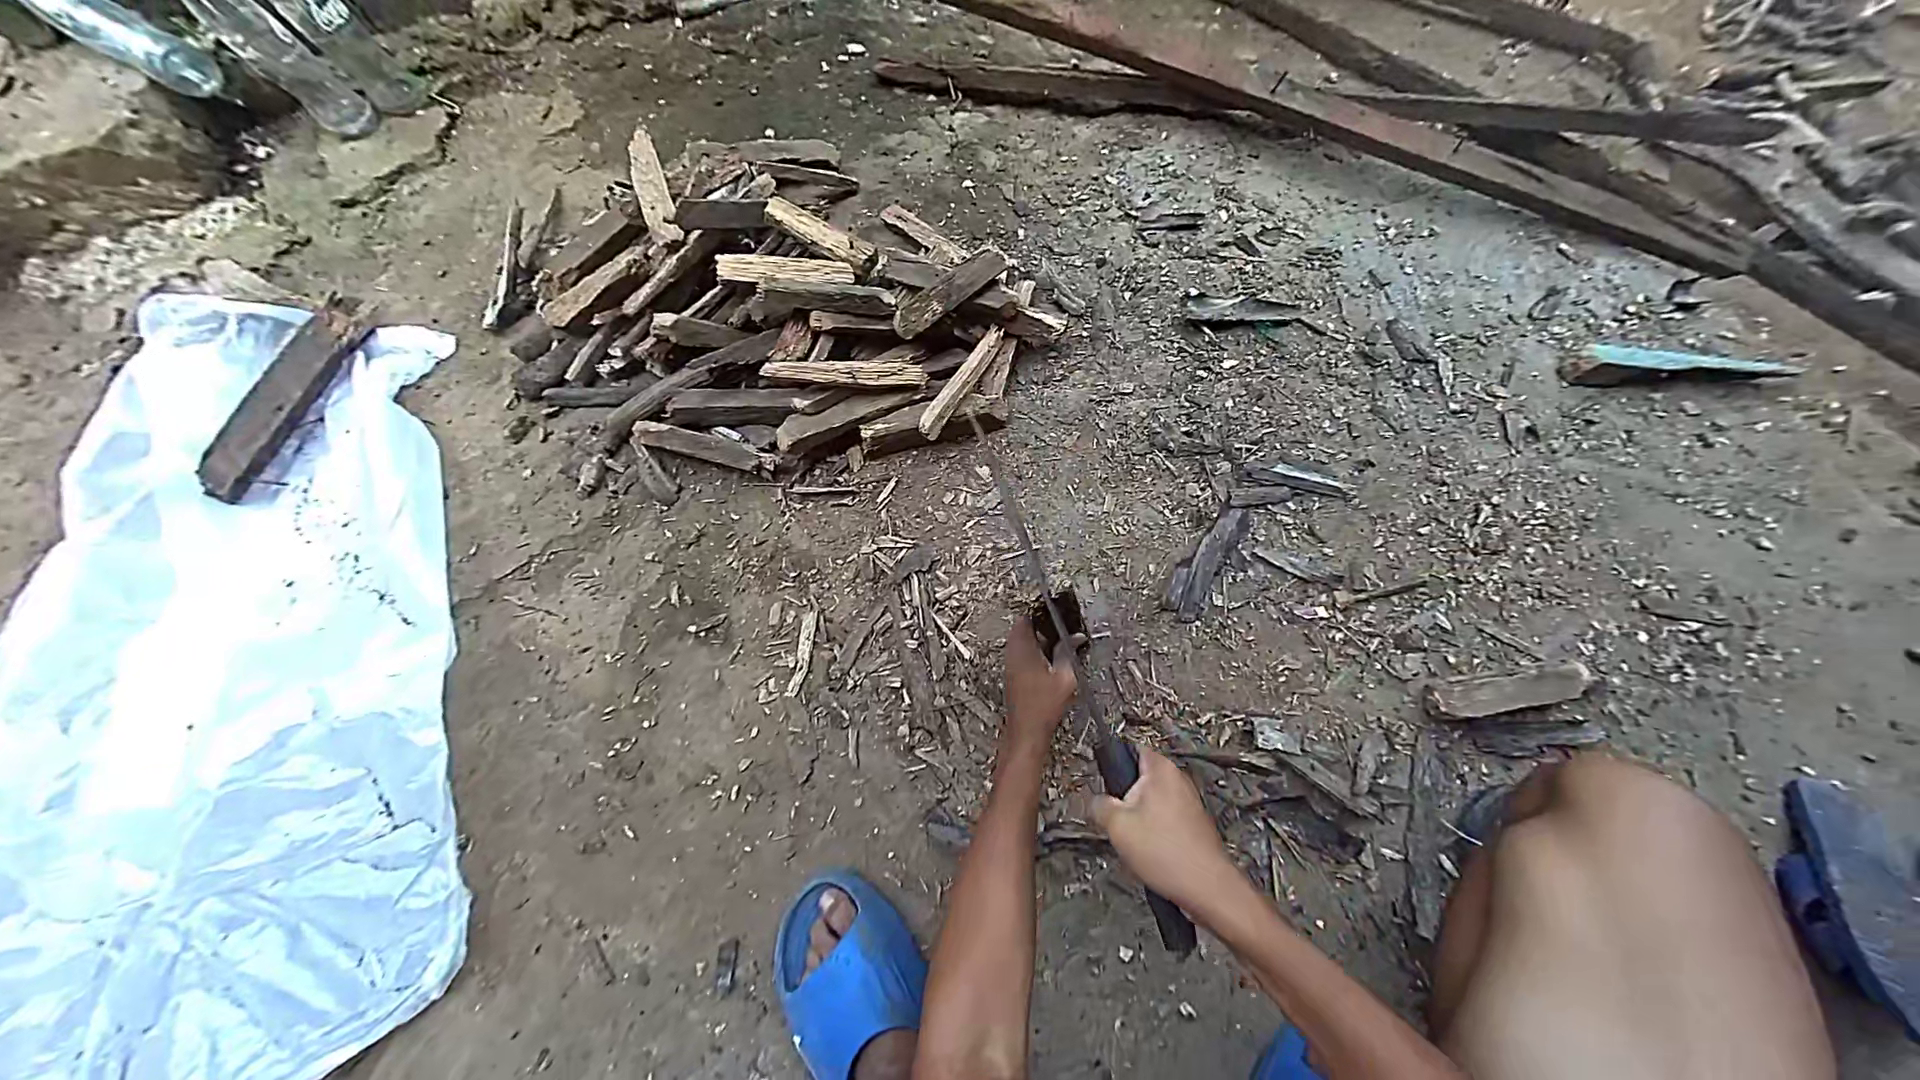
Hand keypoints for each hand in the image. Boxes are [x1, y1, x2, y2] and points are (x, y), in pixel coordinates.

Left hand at [1002, 615, 1079, 748]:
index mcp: (1023, 649)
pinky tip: (1048, 662)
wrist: (1027, 730)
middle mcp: (1013, 653)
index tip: (1054, 611)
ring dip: (1037, 639)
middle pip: (1023, 628)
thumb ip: (1068, 653)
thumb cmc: (1043, 707)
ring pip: (1021, 641)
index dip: (1041, 613)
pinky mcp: (1012, 674)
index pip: (1027, 618)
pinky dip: (1034, 652)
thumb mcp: (1065, 676)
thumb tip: (1075, 640)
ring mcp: (1010, 664)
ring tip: (1056, 645)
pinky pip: (1021, 653)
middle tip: (1058, 629)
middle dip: (1041, 626)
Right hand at [1091, 748, 1237, 914]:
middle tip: (1120, 820)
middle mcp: (1179, 781)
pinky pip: (1165, 823)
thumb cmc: (1169, 854)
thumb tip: (1096, 802)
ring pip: (1151, 805)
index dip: (1114, 767)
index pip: (1131, 749)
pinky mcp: (1194, 826)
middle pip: (1139, 781)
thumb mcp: (1116, 825)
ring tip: (1138, 842)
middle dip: (1126, 801)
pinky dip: (1156, 835)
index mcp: (1161, 770)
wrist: (1207, 889)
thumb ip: (1099, 805)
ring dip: (1139, 821)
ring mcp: (1189, 803)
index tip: (1107, 783)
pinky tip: (1153, 854)